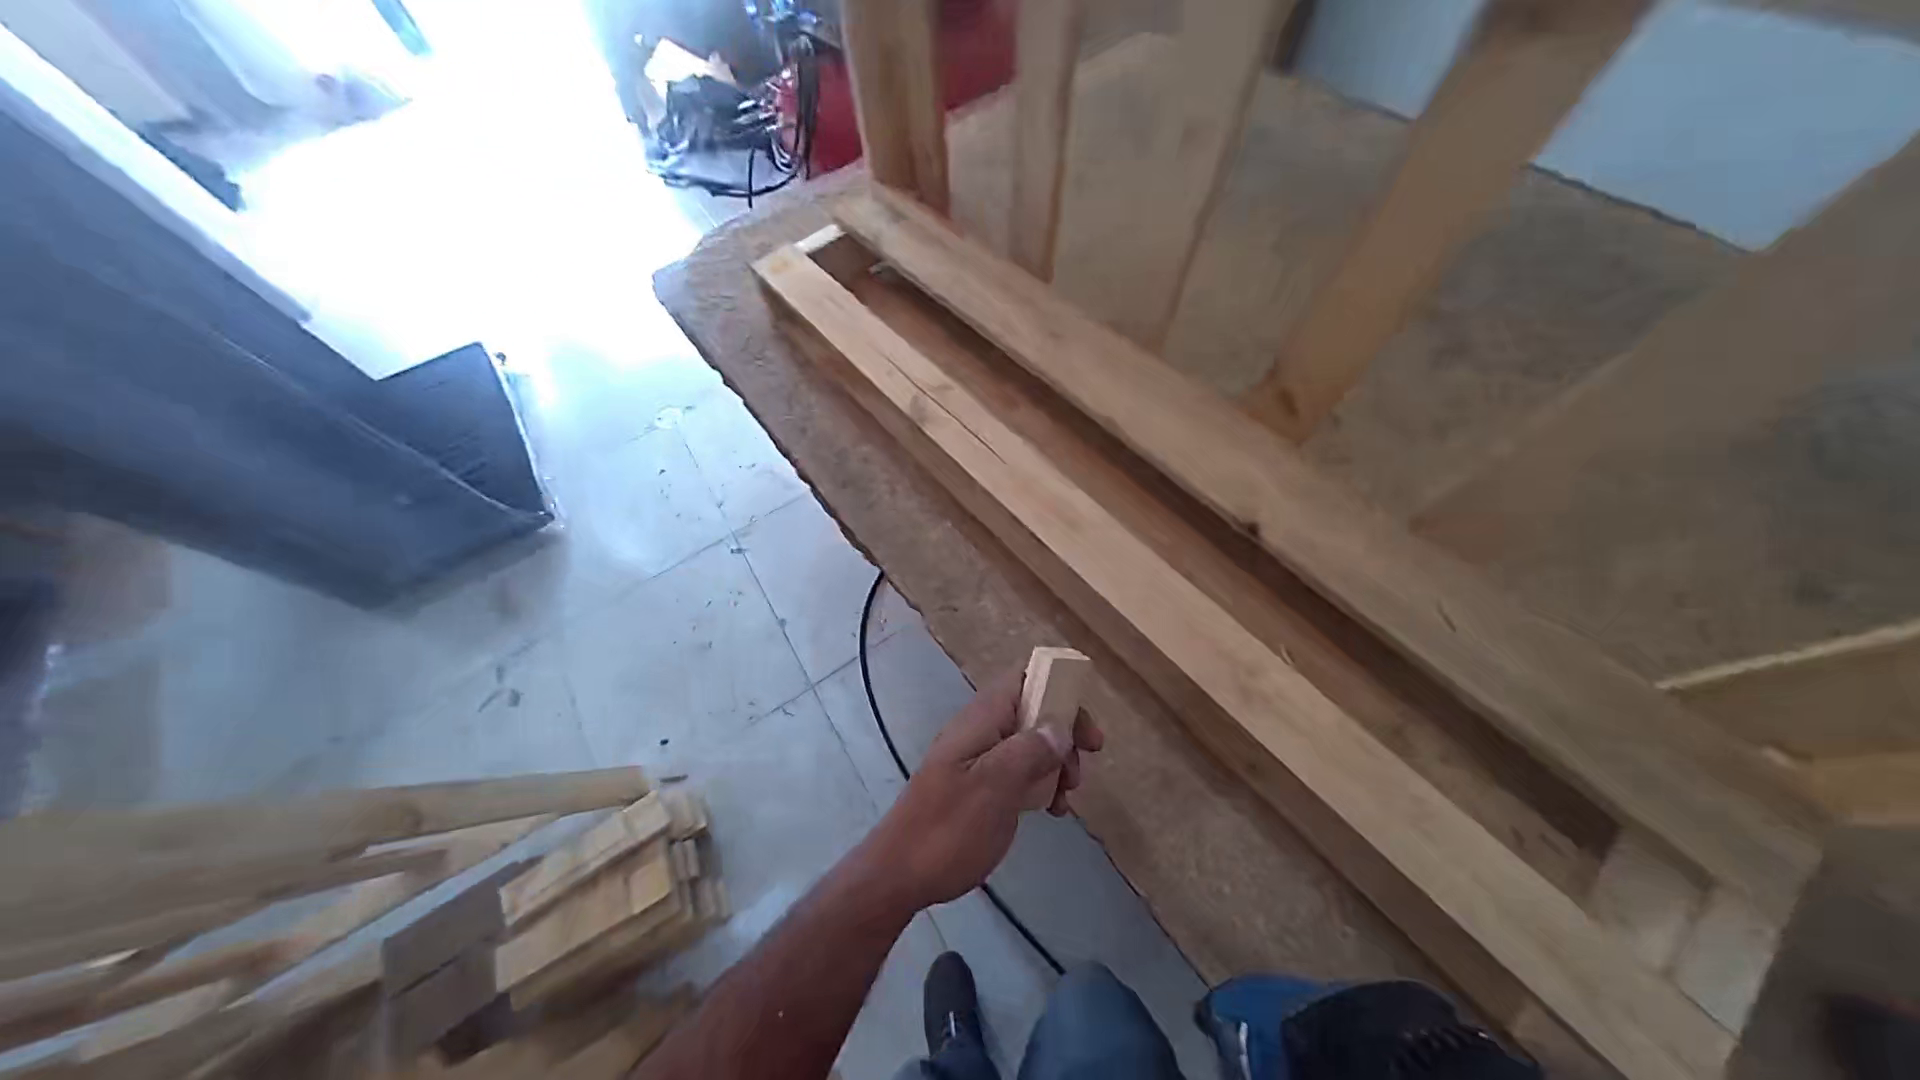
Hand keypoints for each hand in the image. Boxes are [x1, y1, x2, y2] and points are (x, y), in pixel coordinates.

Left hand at [858, 668, 1105, 912]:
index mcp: (980, 720)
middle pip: (1032, 713)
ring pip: (1029, 745)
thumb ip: (1029, 751)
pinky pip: (1018, 773)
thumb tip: (1060, 727)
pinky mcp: (979, 789)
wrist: (900, 875)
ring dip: (1056, 765)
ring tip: (1065, 799)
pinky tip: (1052, 811)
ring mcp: (978, 761)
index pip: (1022, 680)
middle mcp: (980, 732)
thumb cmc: (947, 828)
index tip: (1085, 731)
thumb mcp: (994, 787)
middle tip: (1078, 774)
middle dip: (1063, 736)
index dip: (1059, 692)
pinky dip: (1040, 785)